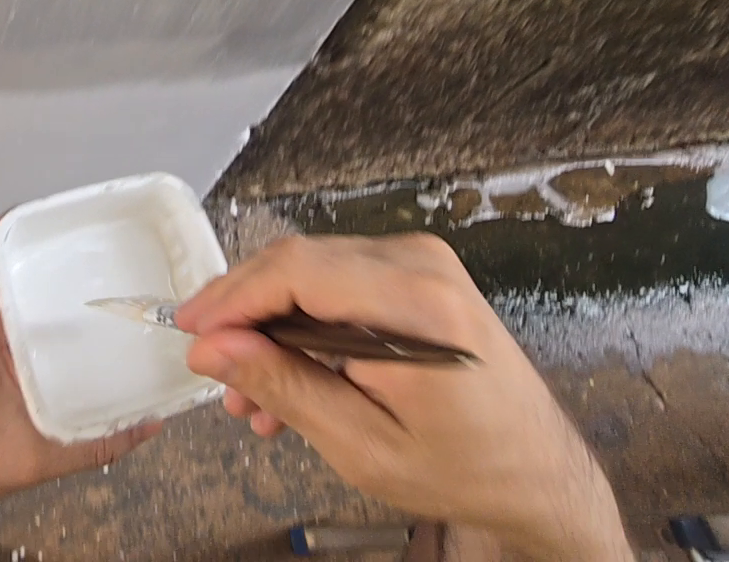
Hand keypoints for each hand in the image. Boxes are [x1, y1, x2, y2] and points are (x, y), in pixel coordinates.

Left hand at [0, 222, 161, 510]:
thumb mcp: (40, 456)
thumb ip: (99, 443)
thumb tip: (151, 422)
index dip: (18, 220)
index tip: (60, 215)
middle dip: (38, 239)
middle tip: (86, 240)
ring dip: (30, 263)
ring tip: (79, 265)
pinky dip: (22, 287)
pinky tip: (58, 305)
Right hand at [174, 235, 631, 561]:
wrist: (539, 471)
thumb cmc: (462, 469)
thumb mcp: (363, 445)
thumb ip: (284, 386)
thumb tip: (210, 349)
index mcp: (418, 304)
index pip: (298, 271)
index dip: (234, 296)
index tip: (190, 332)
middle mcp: (419, 261)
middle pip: (297, 263)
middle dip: (242, 312)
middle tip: (209, 365)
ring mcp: (419, 258)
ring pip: (308, 271)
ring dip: (267, 322)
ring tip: (246, 392)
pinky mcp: (414, 269)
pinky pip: (334, 280)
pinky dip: (299, 319)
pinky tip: (282, 372)